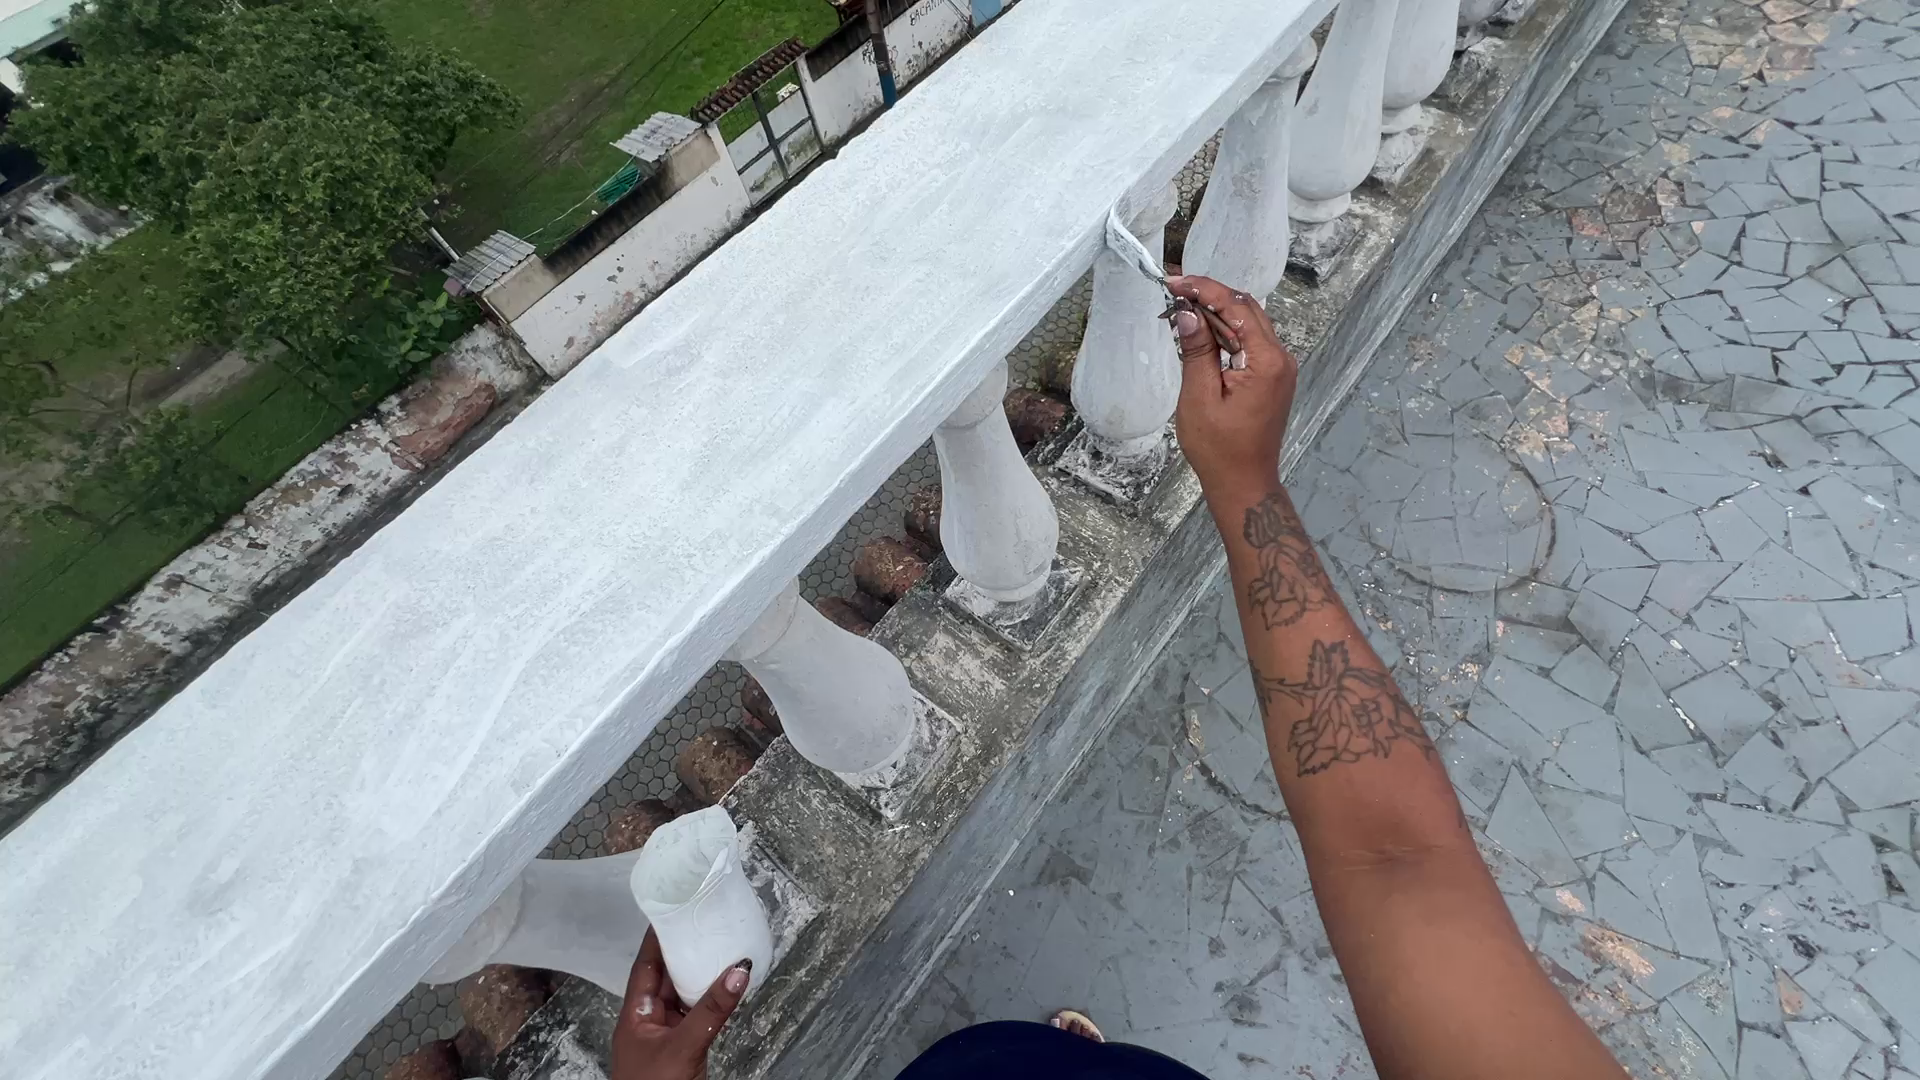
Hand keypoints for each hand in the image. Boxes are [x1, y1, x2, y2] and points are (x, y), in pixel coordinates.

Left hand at [611, 930, 750, 1079]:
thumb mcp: (684, 1047)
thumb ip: (712, 1009)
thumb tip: (741, 967)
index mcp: (635, 1015)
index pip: (645, 964)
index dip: (658, 935)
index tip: (673, 904)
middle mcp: (648, 1020)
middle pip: (666, 975)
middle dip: (685, 947)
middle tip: (707, 915)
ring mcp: (666, 1035)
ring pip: (684, 993)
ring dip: (701, 970)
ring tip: (722, 939)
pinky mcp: (684, 1049)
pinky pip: (698, 1012)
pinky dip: (712, 995)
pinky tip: (729, 981)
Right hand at [1168, 275, 1297, 503]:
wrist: (1243, 482)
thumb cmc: (1219, 449)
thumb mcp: (1199, 398)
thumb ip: (1197, 352)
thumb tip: (1189, 314)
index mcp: (1267, 361)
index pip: (1236, 308)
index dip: (1204, 289)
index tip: (1175, 281)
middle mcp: (1280, 359)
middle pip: (1245, 310)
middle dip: (1209, 296)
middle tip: (1174, 290)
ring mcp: (1279, 369)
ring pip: (1247, 325)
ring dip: (1215, 315)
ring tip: (1181, 310)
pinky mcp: (1271, 378)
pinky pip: (1248, 344)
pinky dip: (1224, 335)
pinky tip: (1200, 335)